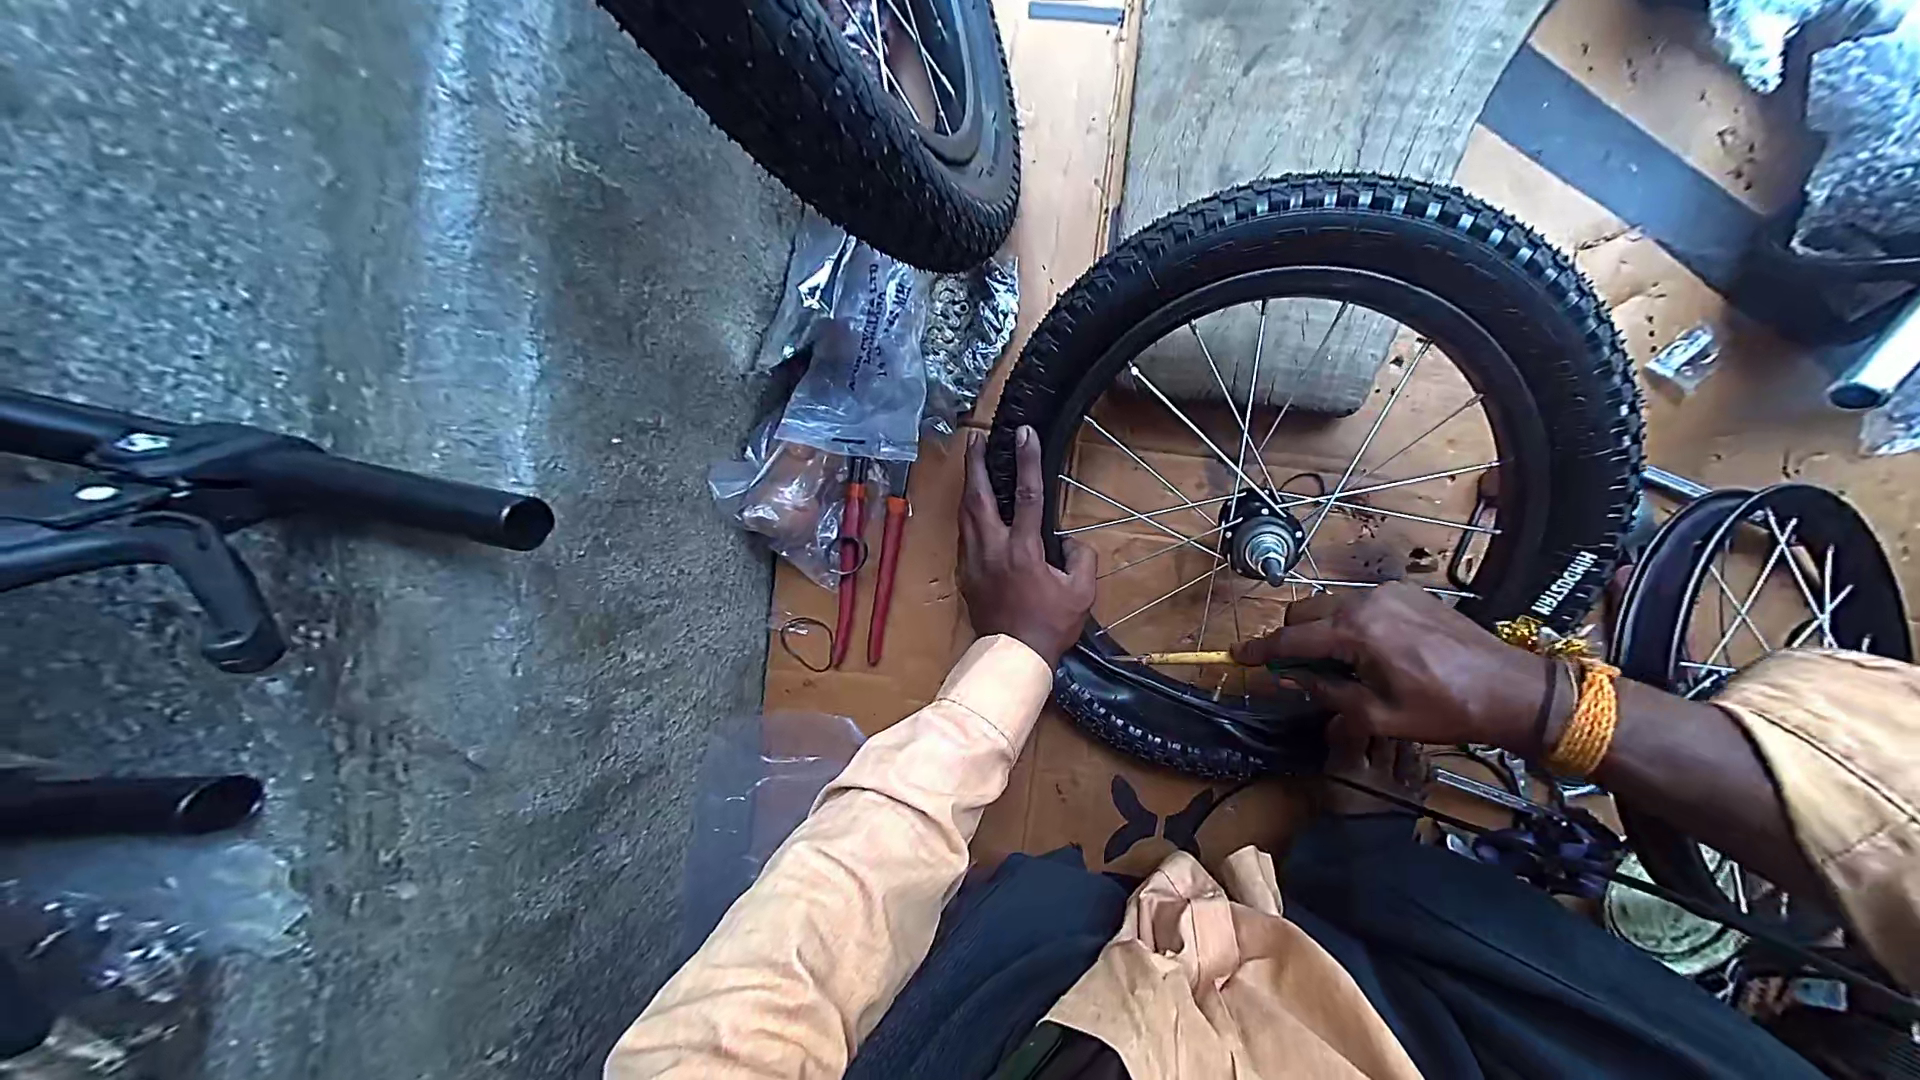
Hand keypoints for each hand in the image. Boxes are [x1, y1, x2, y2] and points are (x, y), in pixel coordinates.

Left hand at [959, 425, 1095, 666]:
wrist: (1013, 654)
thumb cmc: (1049, 625)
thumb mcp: (1081, 593)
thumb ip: (1082, 559)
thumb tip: (1070, 542)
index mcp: (1023, 549)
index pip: (1028, 494)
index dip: (1027, 460)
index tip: (1023, 433)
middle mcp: (993, 548)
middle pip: (979, 496)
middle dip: (976, 463)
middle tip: (975, 438)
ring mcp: (973, 560)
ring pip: (965, 514)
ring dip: (968, 486)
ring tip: (972, 465)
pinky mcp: (965, 573)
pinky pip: (963, 535)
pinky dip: (967, 514)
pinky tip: (972, 509)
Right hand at [1231, 582, 1550, 748]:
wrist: (1517, 690)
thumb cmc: (1449, 709)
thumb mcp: (1380, 715)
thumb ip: (1326, 691)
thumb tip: (1291, 677)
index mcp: (1358, 631)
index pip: (1292, 639)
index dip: (1262, 651)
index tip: (1237, 656)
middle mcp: (1366, 601)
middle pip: (1303, 613)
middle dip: (1291, 640)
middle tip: (1299, 672)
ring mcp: (1388, 592)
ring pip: (1328, 605)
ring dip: (1319, 632)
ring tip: (1339, 665)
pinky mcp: (1405, 592)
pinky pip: (1356, 603)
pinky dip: (1346, 623)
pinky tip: (1367, 651)